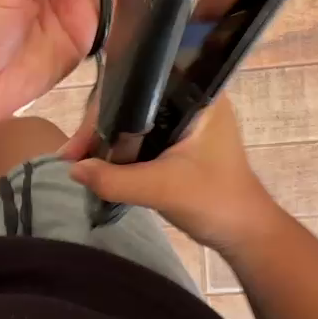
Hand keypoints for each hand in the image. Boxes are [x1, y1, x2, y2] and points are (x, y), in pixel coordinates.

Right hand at [67, 97, 290, 252]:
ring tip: (77, 159)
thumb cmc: (215, 202)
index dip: (103, 106)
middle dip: (98, 126)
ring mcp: (182, 118)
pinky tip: (96, 162)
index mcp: (197, 94)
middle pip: (129, 99)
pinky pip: (136, 134)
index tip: (81, 138)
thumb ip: (115, 179)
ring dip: (104, 138)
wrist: (245, 235)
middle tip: (72, 154)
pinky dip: (116, 148)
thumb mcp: (161, 189)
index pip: (138, 83)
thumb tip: (72, 168)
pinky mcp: (175, 139)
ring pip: (130, 117)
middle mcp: (188, 98)